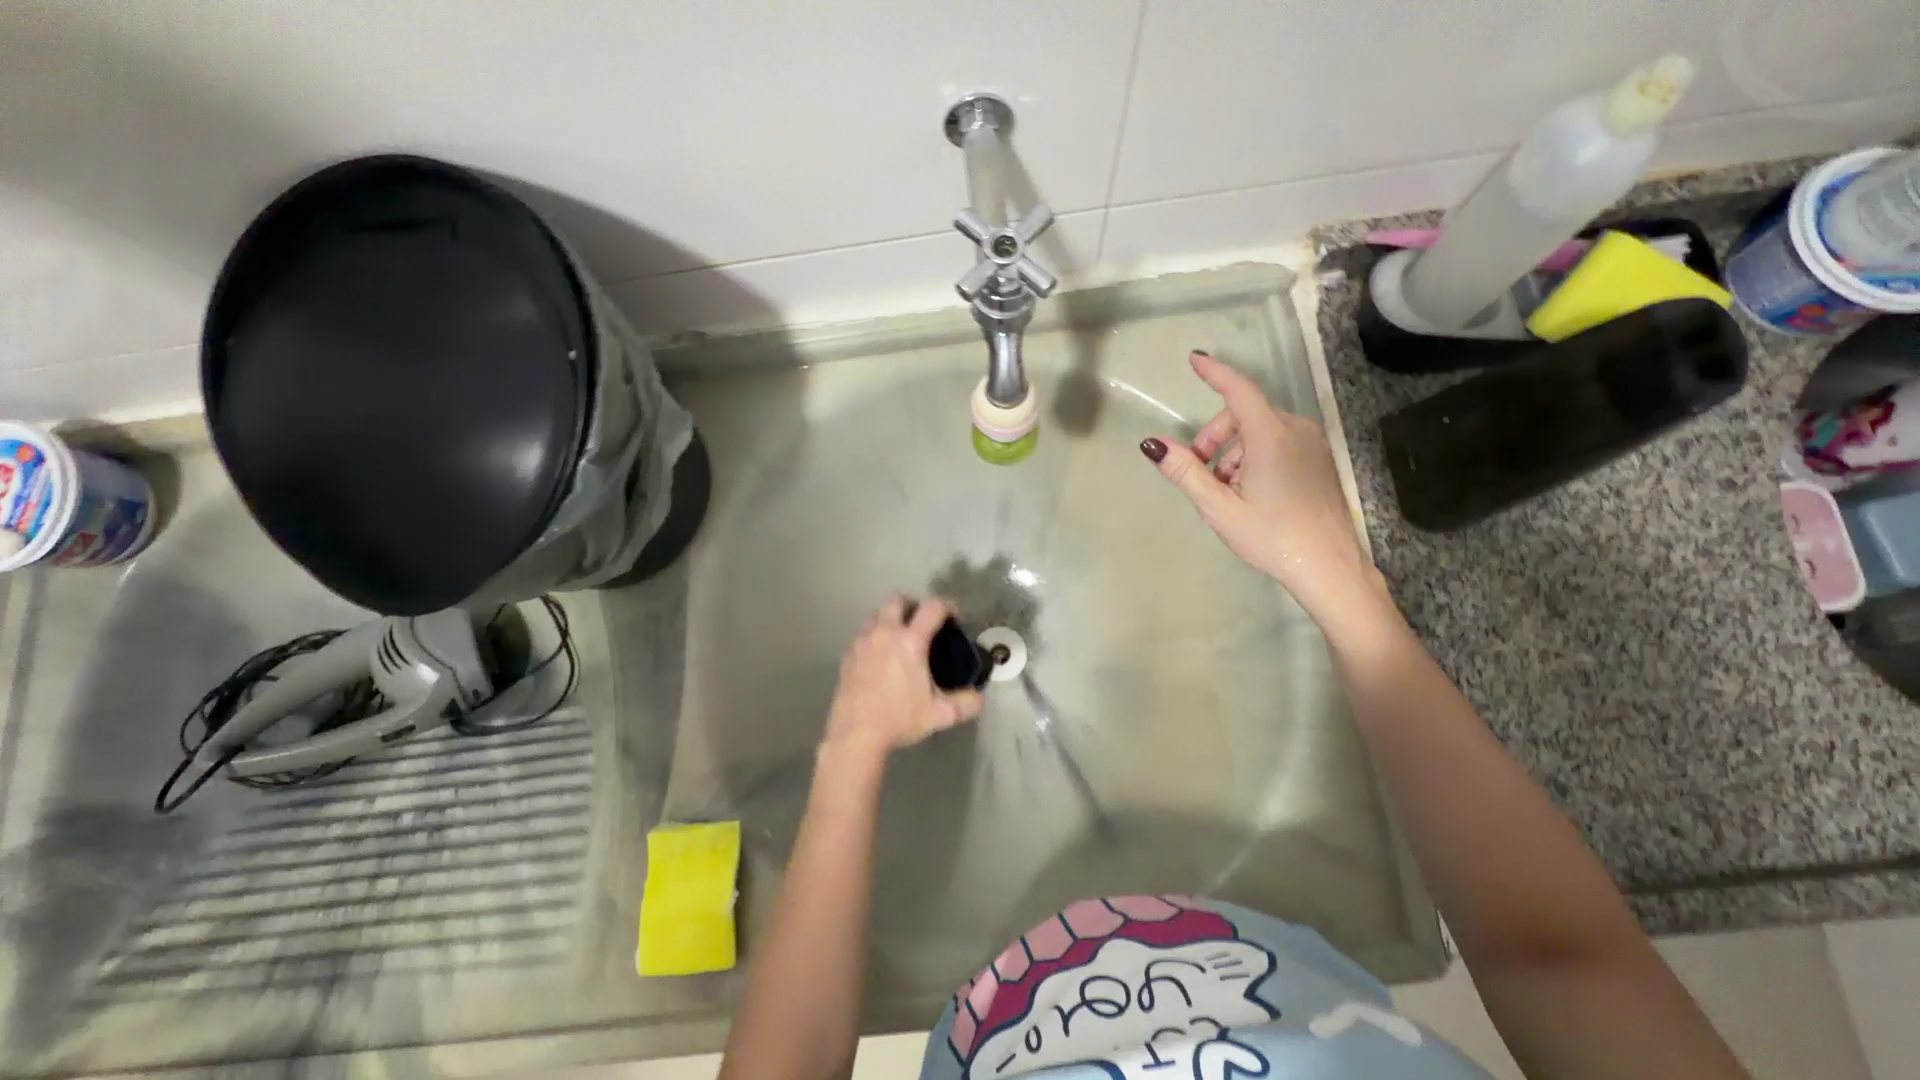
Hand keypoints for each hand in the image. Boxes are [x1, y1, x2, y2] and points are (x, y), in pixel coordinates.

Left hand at [821, 596, 984, 763]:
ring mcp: (862, 642)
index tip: (954, 616)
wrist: (855, 735)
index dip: (947, 606)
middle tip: (924, 622)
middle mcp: (885, 633)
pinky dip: (876, 635)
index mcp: (910, 641)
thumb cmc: (899, 719)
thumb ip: (966, 703)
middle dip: (914, 604)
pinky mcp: (848, 654)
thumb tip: (979, 697)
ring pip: (877, 614)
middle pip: (898, 599)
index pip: (932, 607)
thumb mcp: (940, 715)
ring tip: (901, 639)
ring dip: (892, 618)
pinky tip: (881, 657)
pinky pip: (864, 633)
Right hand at [1141, 351, 1379, 616]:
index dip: (1214, 372)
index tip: (1194, 359)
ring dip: (1234, 452)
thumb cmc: (1271, 536)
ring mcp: (1311, 444)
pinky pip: (1279, 443)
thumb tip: (1153, 444)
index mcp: (1270, 435)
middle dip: (1215, 437)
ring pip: (1260, 430)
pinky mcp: (1319, 459)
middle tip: (1201, 475)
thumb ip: (1185, 471)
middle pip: (1244, 414)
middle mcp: (1294, 429)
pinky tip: (1250, 493)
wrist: (1329, 566)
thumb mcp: (1219, 507)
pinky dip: (1255, 457)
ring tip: (1227, 493)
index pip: (1237, 389)